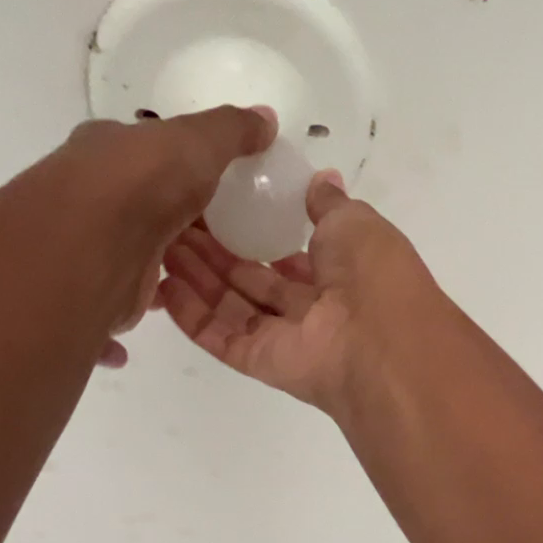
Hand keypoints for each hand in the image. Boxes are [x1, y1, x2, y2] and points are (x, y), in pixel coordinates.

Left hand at [33, 105, 275, 364]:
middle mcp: (89, 201)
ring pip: (124, 266)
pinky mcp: (89, 302)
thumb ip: (231, 132)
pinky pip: (104, 320)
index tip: (214, 194)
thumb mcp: (197, 142)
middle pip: (137, 214)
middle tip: (220, 247)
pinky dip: (116, 333)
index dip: (177, 173)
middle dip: (171, 228)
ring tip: (200, 291)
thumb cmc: (142, 184)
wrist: (90, 246)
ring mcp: (87, 253)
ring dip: (154, 278)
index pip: (143, 160)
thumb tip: (266, 120)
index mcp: (107, 154)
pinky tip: (135, 343)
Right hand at [158, 171, 446, 409]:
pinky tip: (162, 286)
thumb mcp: (357, 222)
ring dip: (198, 278)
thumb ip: (330, 205)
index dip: (256, 233)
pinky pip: (221, 338)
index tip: (220, 206)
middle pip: (254, 281)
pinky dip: (192, 316)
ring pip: (232, 307)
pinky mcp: (261, 362)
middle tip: (176, 222)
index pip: (290, 257)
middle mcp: (312, 312)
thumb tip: (320, 180)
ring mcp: (285, 341)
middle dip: (216, 253)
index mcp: (340, 277)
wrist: (382, 345)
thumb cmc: (375, 276)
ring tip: (160, 244)